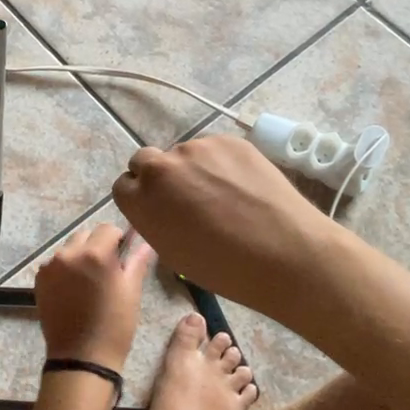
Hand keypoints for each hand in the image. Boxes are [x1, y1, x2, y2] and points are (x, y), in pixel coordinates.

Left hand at [34, 223, 153, 368]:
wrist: (81, 356)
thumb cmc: (114, 326)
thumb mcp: (131, 292)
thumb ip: (136, 262)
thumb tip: (146, 243)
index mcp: (95, 254)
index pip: (107, 229)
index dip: (118, 239)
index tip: (122, 255)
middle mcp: (69, 254)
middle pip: (85, 235)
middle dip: (97, 246)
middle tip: (107, 270)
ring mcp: (50, 266)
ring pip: (69, 249)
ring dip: (80, 256)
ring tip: (89, 282)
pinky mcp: (39, 279)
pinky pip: (55, 264)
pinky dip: (65, 269)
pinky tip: (74, 290)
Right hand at [111, 136, 340, 317]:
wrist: (286, 253)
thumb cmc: (224, 268)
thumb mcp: (172, 252)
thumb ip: (153, 220)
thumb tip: (160, 207)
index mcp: (140, 200)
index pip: (123, 184)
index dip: (140, 196)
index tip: (158, 208)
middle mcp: (160, 168)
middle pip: (145, 160)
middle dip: (158, 175)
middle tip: (185, 197)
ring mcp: (195, 149)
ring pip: (183, 154)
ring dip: (193, 169)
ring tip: (223, 195)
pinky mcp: (228, 141)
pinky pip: (214, 149)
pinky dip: (221, 164)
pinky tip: (241, 186)